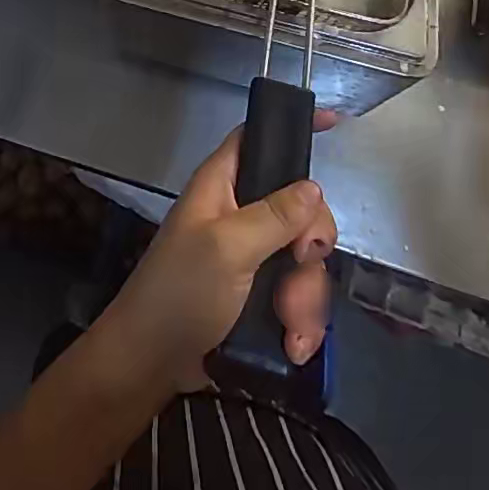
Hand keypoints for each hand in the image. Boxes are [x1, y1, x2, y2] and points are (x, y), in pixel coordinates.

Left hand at [91, 113, 340, 393]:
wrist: (152, 364)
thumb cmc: (180, 292)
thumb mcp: (227, 248)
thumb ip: (273, 216)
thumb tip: (314, 187)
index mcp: (222, 184)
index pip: (258, 137)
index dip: (290, 130)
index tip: (336, 125)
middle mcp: (240, 213)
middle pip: (299, 206)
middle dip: (309, 245)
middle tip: (300, 261)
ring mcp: (252, 255)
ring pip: (304, 258)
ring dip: (305, 297)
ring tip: (289, 326)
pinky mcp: (260, 293)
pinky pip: (298, 294)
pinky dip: (301, 320)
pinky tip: (291, 345)